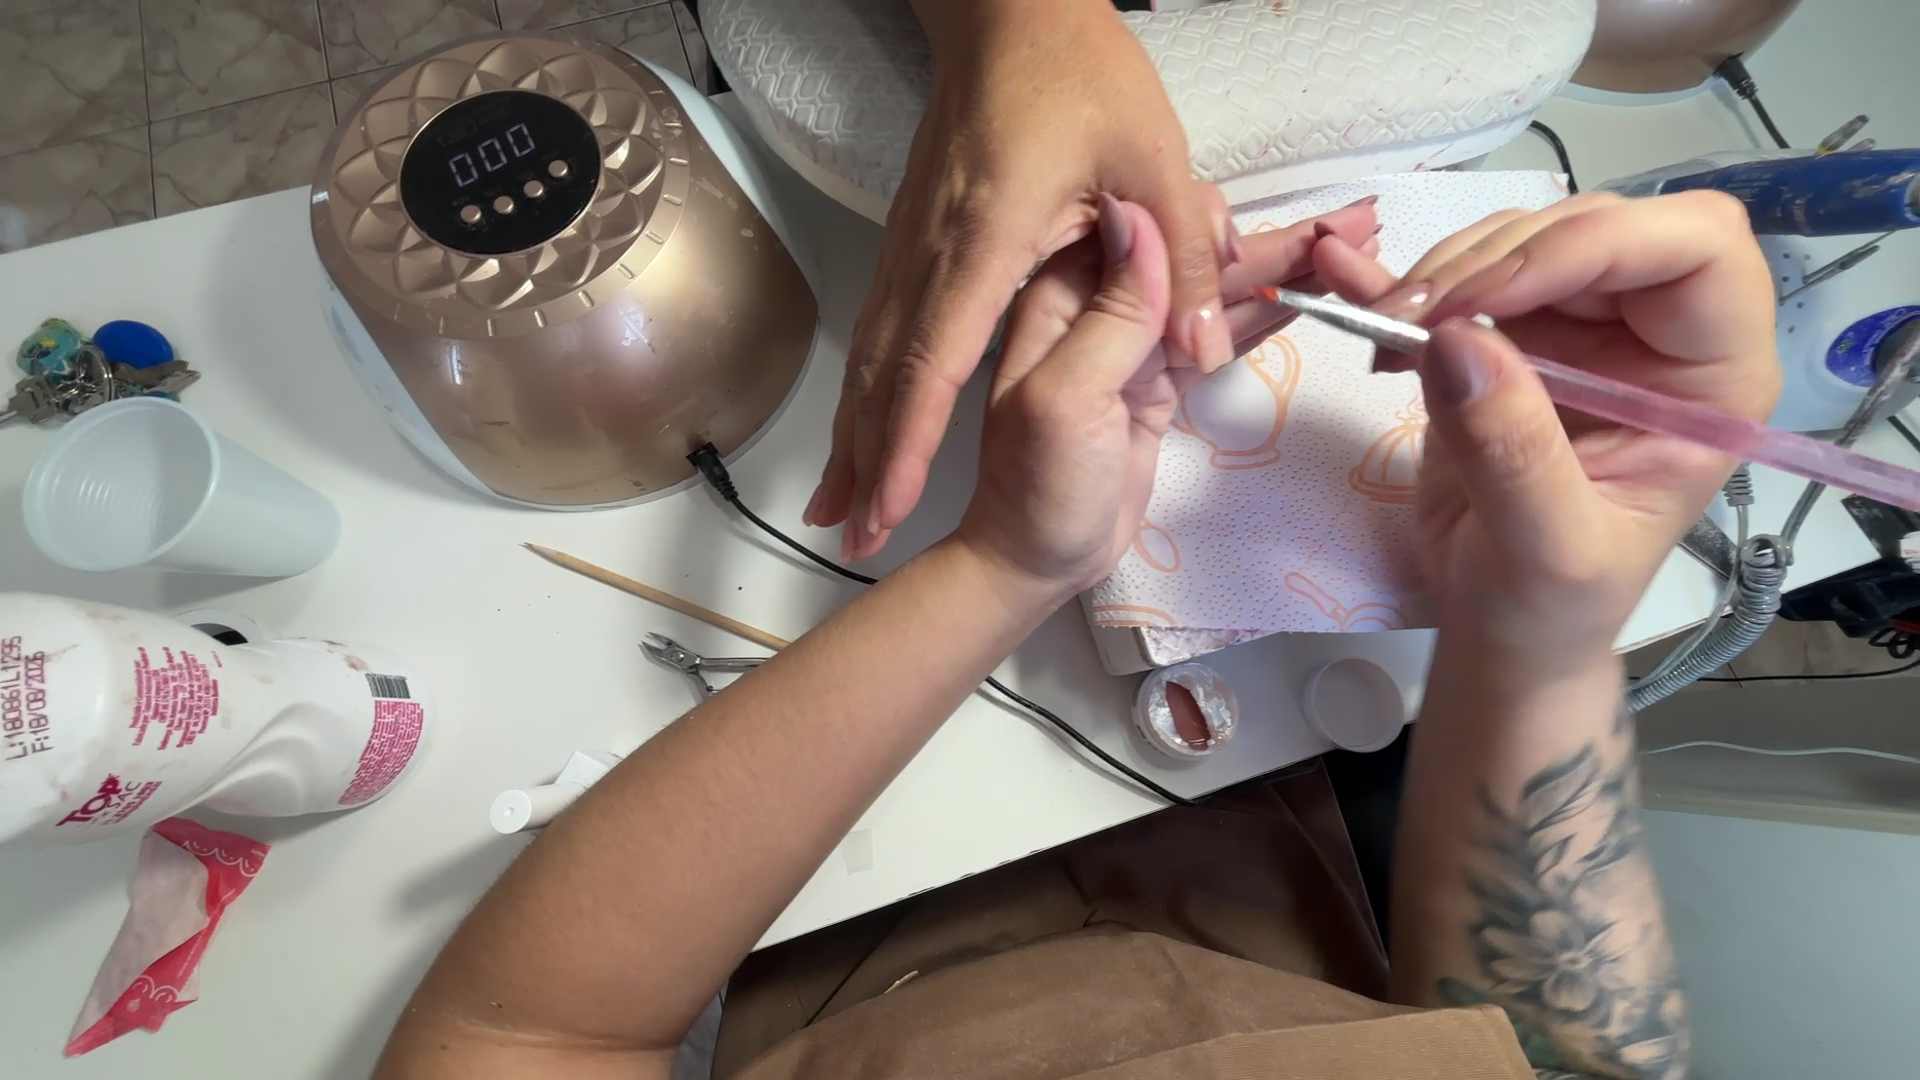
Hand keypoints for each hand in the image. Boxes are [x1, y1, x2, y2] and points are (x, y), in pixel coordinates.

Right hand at [810, 0, 1240, 561]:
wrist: (1008, 13)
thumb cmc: (1078, 76)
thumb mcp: (1152, 156)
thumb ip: (1176, 258)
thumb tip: (1203, 350)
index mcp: (984, 245)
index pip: (934, 367)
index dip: (909, 447)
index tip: (887, 509)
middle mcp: (928, 260)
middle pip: (880, 378)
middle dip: (862, 465)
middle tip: (849, 533)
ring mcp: (907, 253)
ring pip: (864, 361)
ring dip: (849, 437)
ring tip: (836, 504)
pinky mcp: (906, 248)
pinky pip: (871, 337)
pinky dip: (859, 395)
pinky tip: (854, 430)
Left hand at [959, 194, 1379, 597]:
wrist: (1038, 558)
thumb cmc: (1040, 485)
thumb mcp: (1068, 397)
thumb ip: (1111, 314)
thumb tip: (1139, 212)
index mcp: (1060, 300)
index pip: (1137, 230)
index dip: (1199, 219)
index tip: (1260, 228)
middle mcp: (1096, 312)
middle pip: (1185, 259)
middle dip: (1260, 243)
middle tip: (1355, 224)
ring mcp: (1129, 349)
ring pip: (1208, 298)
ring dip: (1276, 275)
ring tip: (1358, 249)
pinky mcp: (1155, 385)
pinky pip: (1214, 339)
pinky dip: (1258, 321)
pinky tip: (1306, 298)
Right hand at [1313, 192, 1781, 669]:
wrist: (1497, 619)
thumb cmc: (1547, 601)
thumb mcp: (1544, 544)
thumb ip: (1511, 449)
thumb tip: (1455, 339)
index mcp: (1702, 377)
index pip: (1684, 251)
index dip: (1582, 249)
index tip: (1473, 305)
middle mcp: (1644, 339)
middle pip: (1585, 233)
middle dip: (1485, 264)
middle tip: (1403, 323)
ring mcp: (1568, 339)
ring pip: (1511, 249)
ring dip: (1435, 277)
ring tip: (1382, 335)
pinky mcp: (1496, 352)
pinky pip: (1452, 292)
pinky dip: (1396, 285)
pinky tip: (1349, 284)